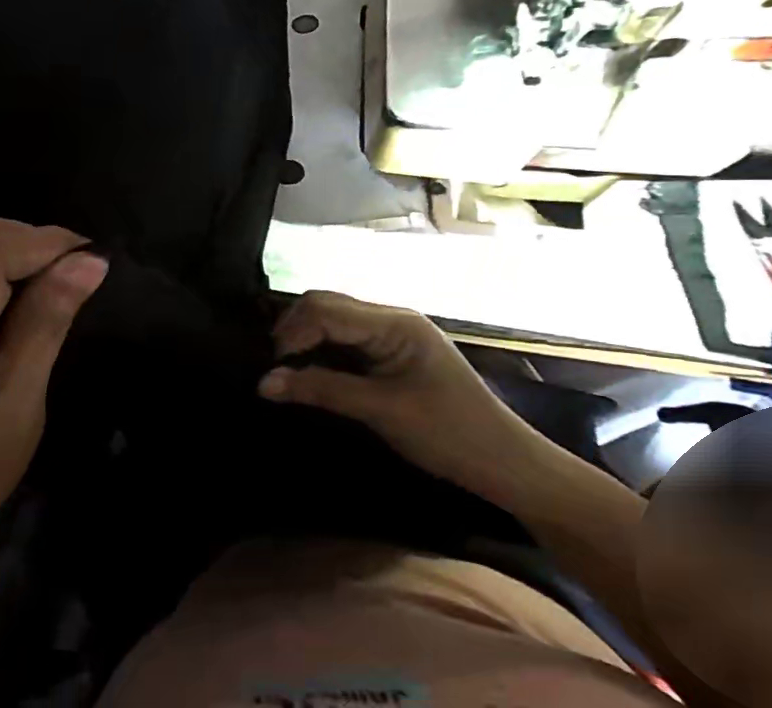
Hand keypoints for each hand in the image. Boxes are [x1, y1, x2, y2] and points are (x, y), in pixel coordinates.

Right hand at [257, 291, 542, 494]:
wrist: (508, 466)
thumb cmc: (451, 435)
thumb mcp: (382, 411)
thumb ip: (321, 390)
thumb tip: (263, 383)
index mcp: (395, 323)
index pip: (326, 310)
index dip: (292, 333)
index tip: (272, 368)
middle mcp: (391, 318)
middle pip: (324, 305)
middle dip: (293, 331)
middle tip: (276, 369)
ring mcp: (391, 334)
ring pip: (330, 320)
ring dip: (304, 340)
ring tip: (287, 371)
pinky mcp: (389, 352)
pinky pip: (343, 338)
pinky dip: (320, 351)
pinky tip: (310, 372)